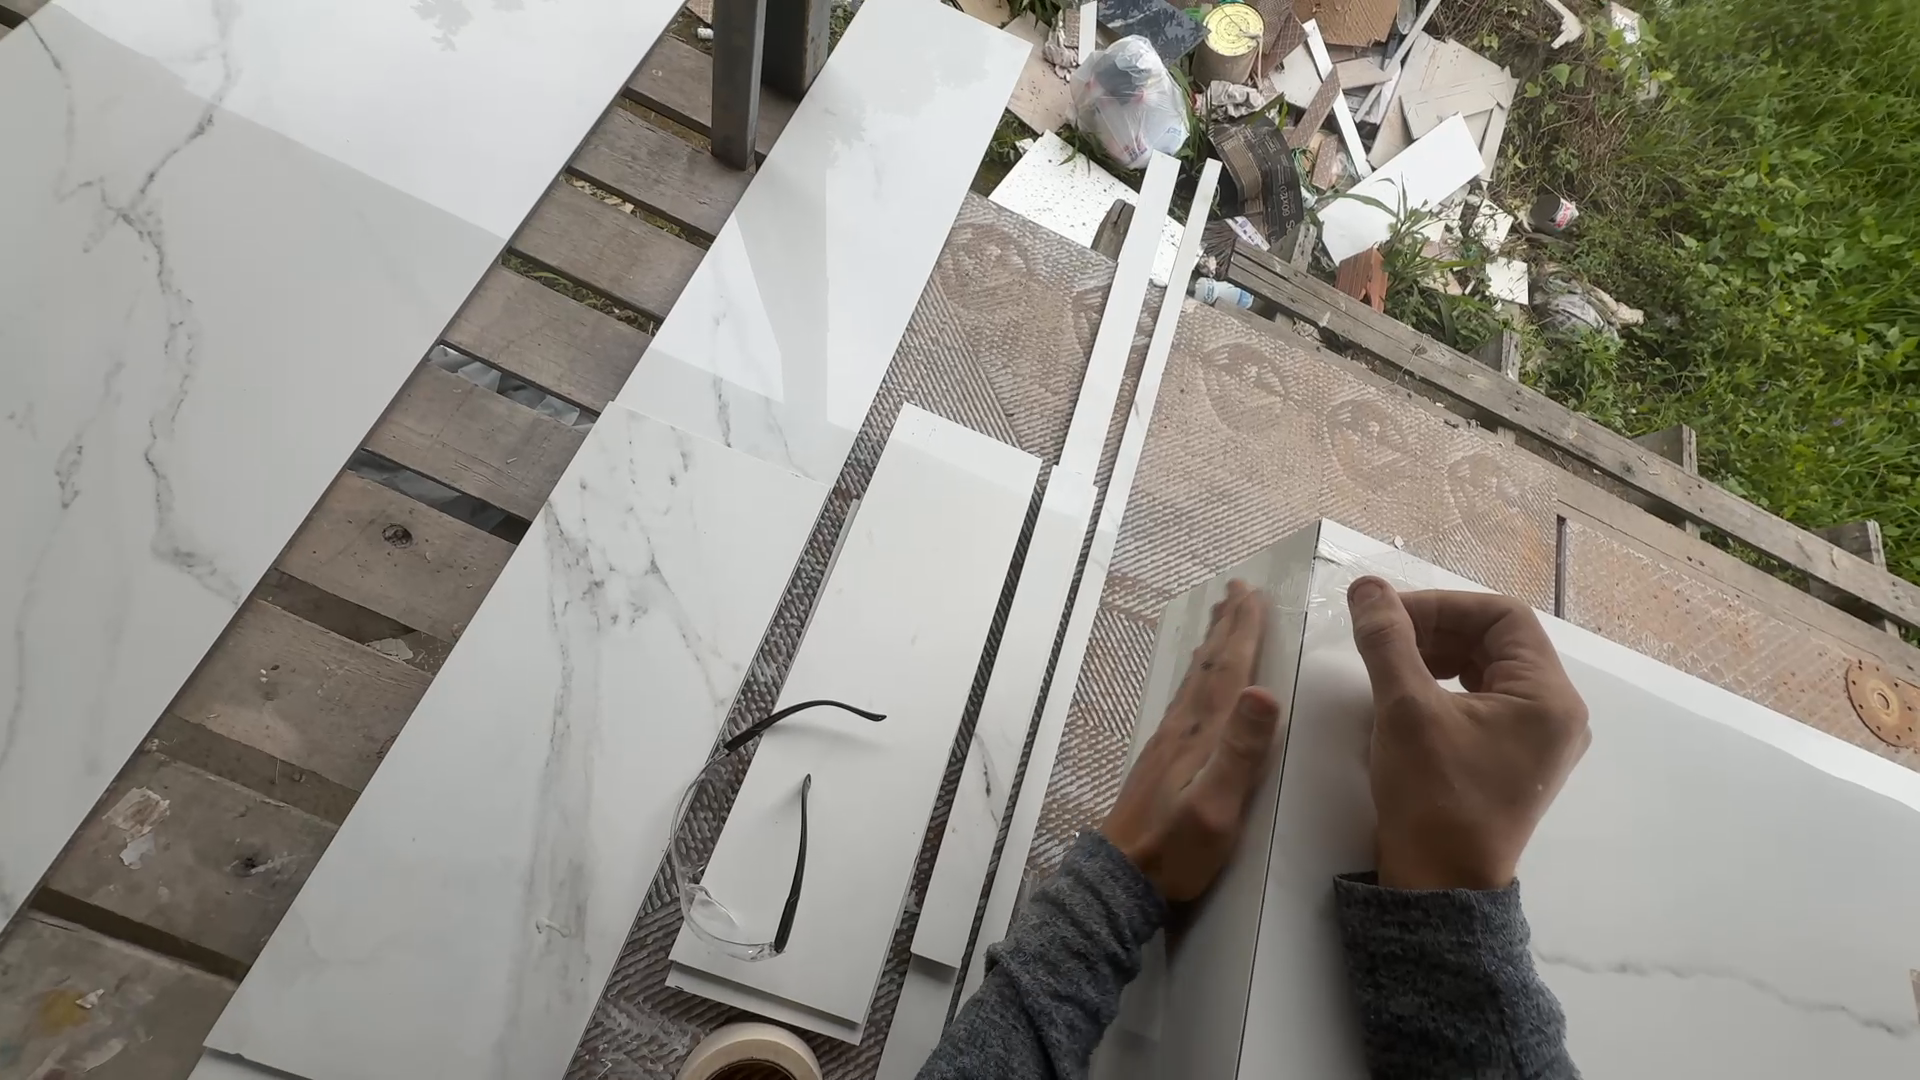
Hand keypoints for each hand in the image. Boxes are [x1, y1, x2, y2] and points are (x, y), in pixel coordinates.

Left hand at [1102, 581, 1282, 901]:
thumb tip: (1265, 693)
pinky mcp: (1163, 754)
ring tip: (1220, 619)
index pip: (1228, 670)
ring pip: (1195, 677)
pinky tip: (1198, 681)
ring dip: (1211, 644)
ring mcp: (1169, 738)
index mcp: (1200, 733)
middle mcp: (1182, 725)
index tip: (1253, 593)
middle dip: (1226, 625)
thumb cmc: (1176, 850)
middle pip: (1208, 664)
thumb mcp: (1217, 807)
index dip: (1243, 631)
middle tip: (1237, 588)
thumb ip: (1240, 752)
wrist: (1123, 873)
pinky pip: (1186, 697)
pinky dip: (1198, 674)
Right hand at [1346, 578, 1589, 891]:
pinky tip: (1404, 689)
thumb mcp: (1404, 709)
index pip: (1502, 616)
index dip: (1442, 605)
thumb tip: (1366, 586)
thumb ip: (1387, 641)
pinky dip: (1438, 679)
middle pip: (1495, 638)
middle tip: (1380, 636)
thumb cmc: (1433, 793)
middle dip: (1434, 627)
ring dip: (1433, 651)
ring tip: (1388, 661)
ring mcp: (1530, 734)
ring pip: (1483, 664)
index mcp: (1547, 697)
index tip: (1389, 617)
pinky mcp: (1504, 751)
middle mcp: (1552, 711)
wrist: (1438, 880)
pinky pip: (1476, 693)